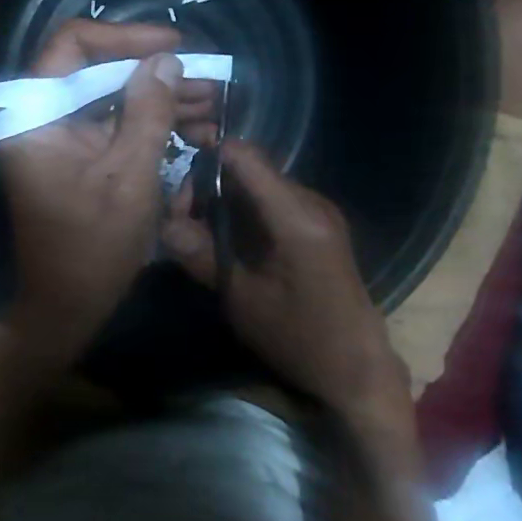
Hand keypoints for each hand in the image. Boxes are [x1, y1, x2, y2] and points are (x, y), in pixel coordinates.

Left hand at [0, 20, 185, 367]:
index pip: (71, 45)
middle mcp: (39, 117)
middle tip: (209, 81)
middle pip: (96, 69)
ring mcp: (57, 137)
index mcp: (35, 116)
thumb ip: (148, 113)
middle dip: (154, 72)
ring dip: (160, 98)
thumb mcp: (130, 177)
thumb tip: (167, 60)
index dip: (124, 36)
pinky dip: (149, 124)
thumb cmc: (93, 248)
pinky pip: (112, 124)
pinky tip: (195, 129)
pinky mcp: (74, 155)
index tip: (174, 46)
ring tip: (214, 106)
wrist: (67, 306)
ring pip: (110, 96)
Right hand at [161, 140, 407, 413]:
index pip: (245, 158)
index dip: (207, 150)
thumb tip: (165, 224)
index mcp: (295, 216)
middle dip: (206, 186)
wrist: (356, 370)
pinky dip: (239, 212)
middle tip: (179, 222)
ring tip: (195, 233)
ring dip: (221, 200)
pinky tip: (221, 240)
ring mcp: (317, 214)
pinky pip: (269, 203)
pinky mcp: (316, 228)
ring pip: (256, 185)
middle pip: (247, 169)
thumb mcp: (241, 300)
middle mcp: (310, 203)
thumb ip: (202, 255)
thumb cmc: (299, 337)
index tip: (175, 166)